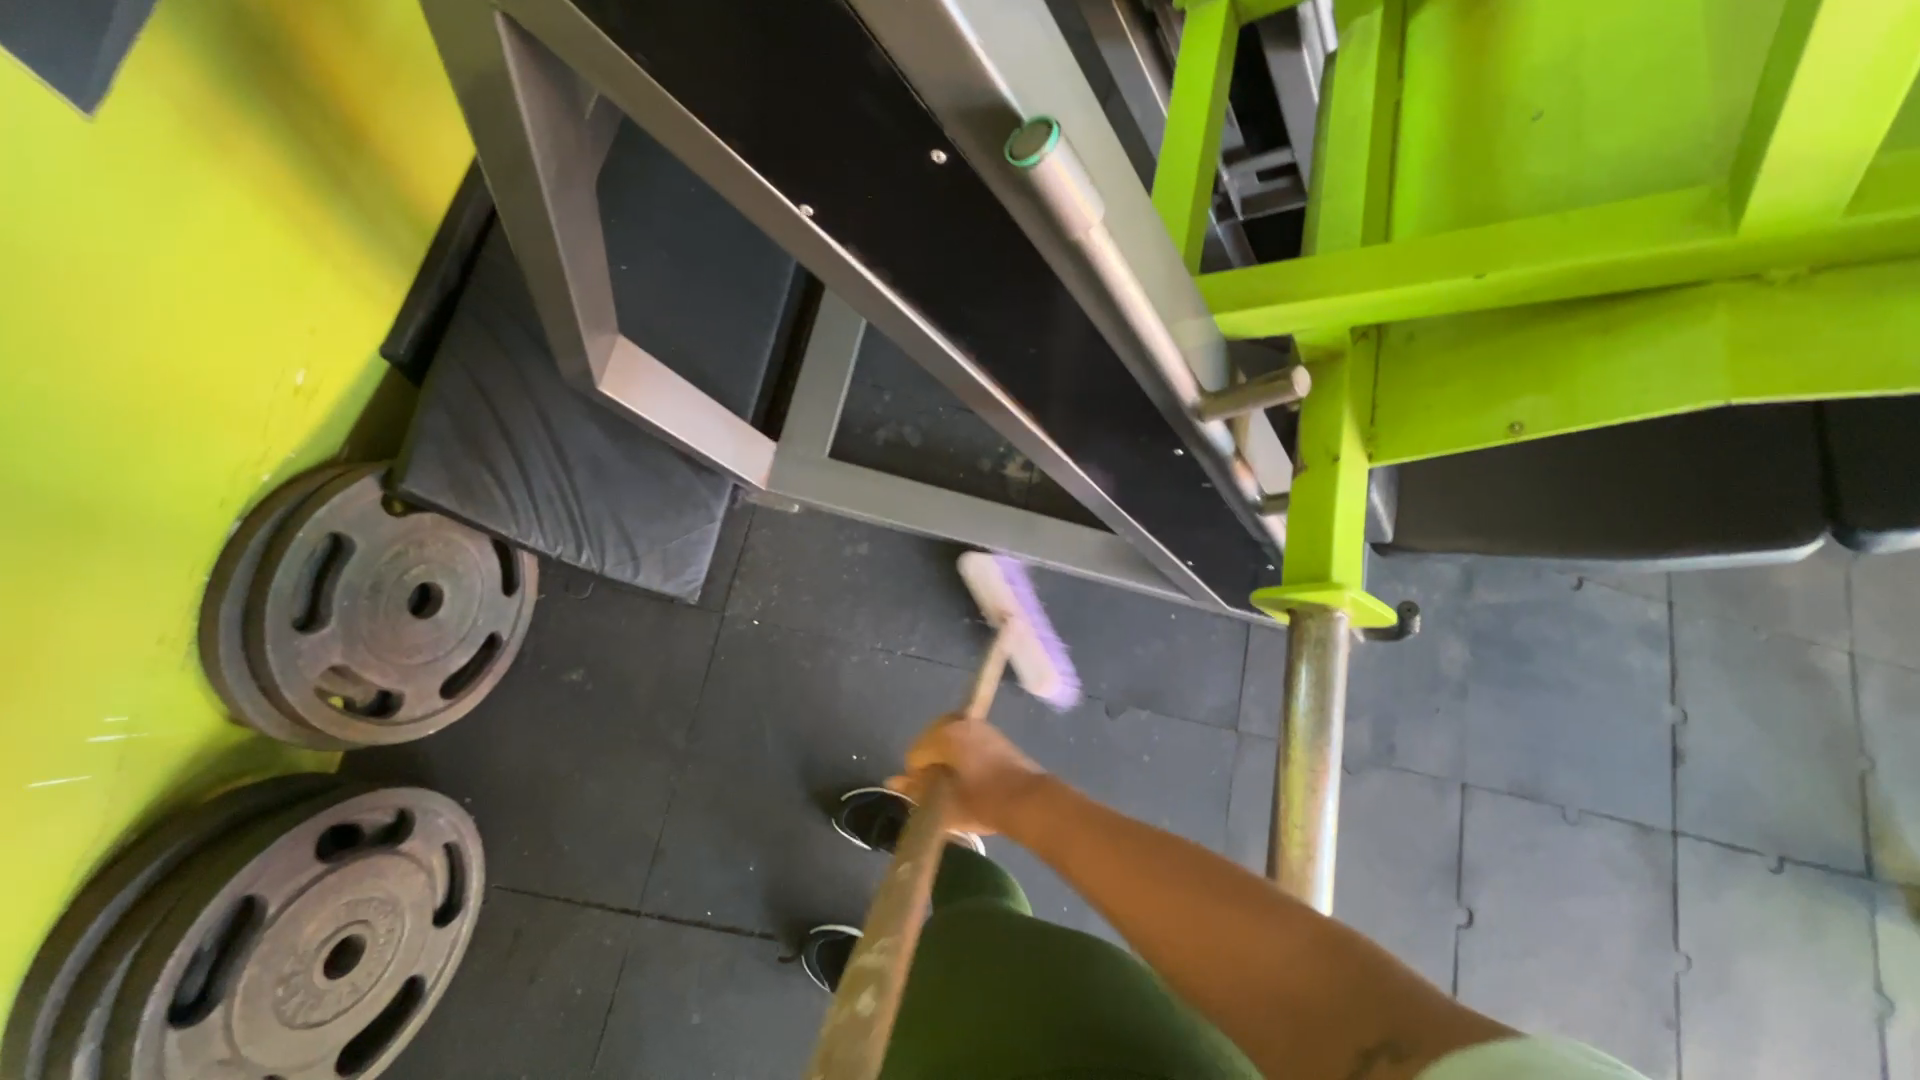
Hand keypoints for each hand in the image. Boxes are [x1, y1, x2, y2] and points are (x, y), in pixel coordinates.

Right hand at [888, 714, 1048, 835]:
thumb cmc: (982, 802)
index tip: (929, 797)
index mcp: (943, 734)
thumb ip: (915, 790)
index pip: (915, 755)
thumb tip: (891, 782)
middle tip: (940, 791)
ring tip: (955, 785)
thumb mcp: (943, 803)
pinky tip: (971, 776)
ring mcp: (979, 725)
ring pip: (949, 739)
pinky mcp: (995, 734)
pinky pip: (966, 740)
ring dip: (947, 758)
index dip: (917, 779)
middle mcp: (959, 721)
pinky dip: (962, 754)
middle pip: (930, 742)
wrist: (1029, 802)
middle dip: (931, 764)